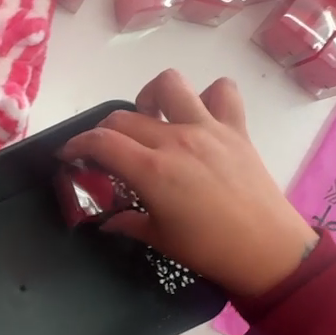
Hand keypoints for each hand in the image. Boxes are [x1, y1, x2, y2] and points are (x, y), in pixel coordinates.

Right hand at [63, 70, 318, 298]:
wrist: (265, 250)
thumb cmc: (207, 249)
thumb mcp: (159, 239)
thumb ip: (129, 223)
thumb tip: (108, 221)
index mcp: (152, 171)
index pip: (101, 141)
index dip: (77, 144)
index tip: (69, 154)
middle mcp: (176, 139)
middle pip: (125, 117)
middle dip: (105, 131)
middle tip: (106, 152)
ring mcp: (208, 128)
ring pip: (170, 84)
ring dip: (152, 96)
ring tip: (152, 120)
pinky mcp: (236, 128)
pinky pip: (222, 92)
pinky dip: (208, 97)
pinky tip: (199, 117)